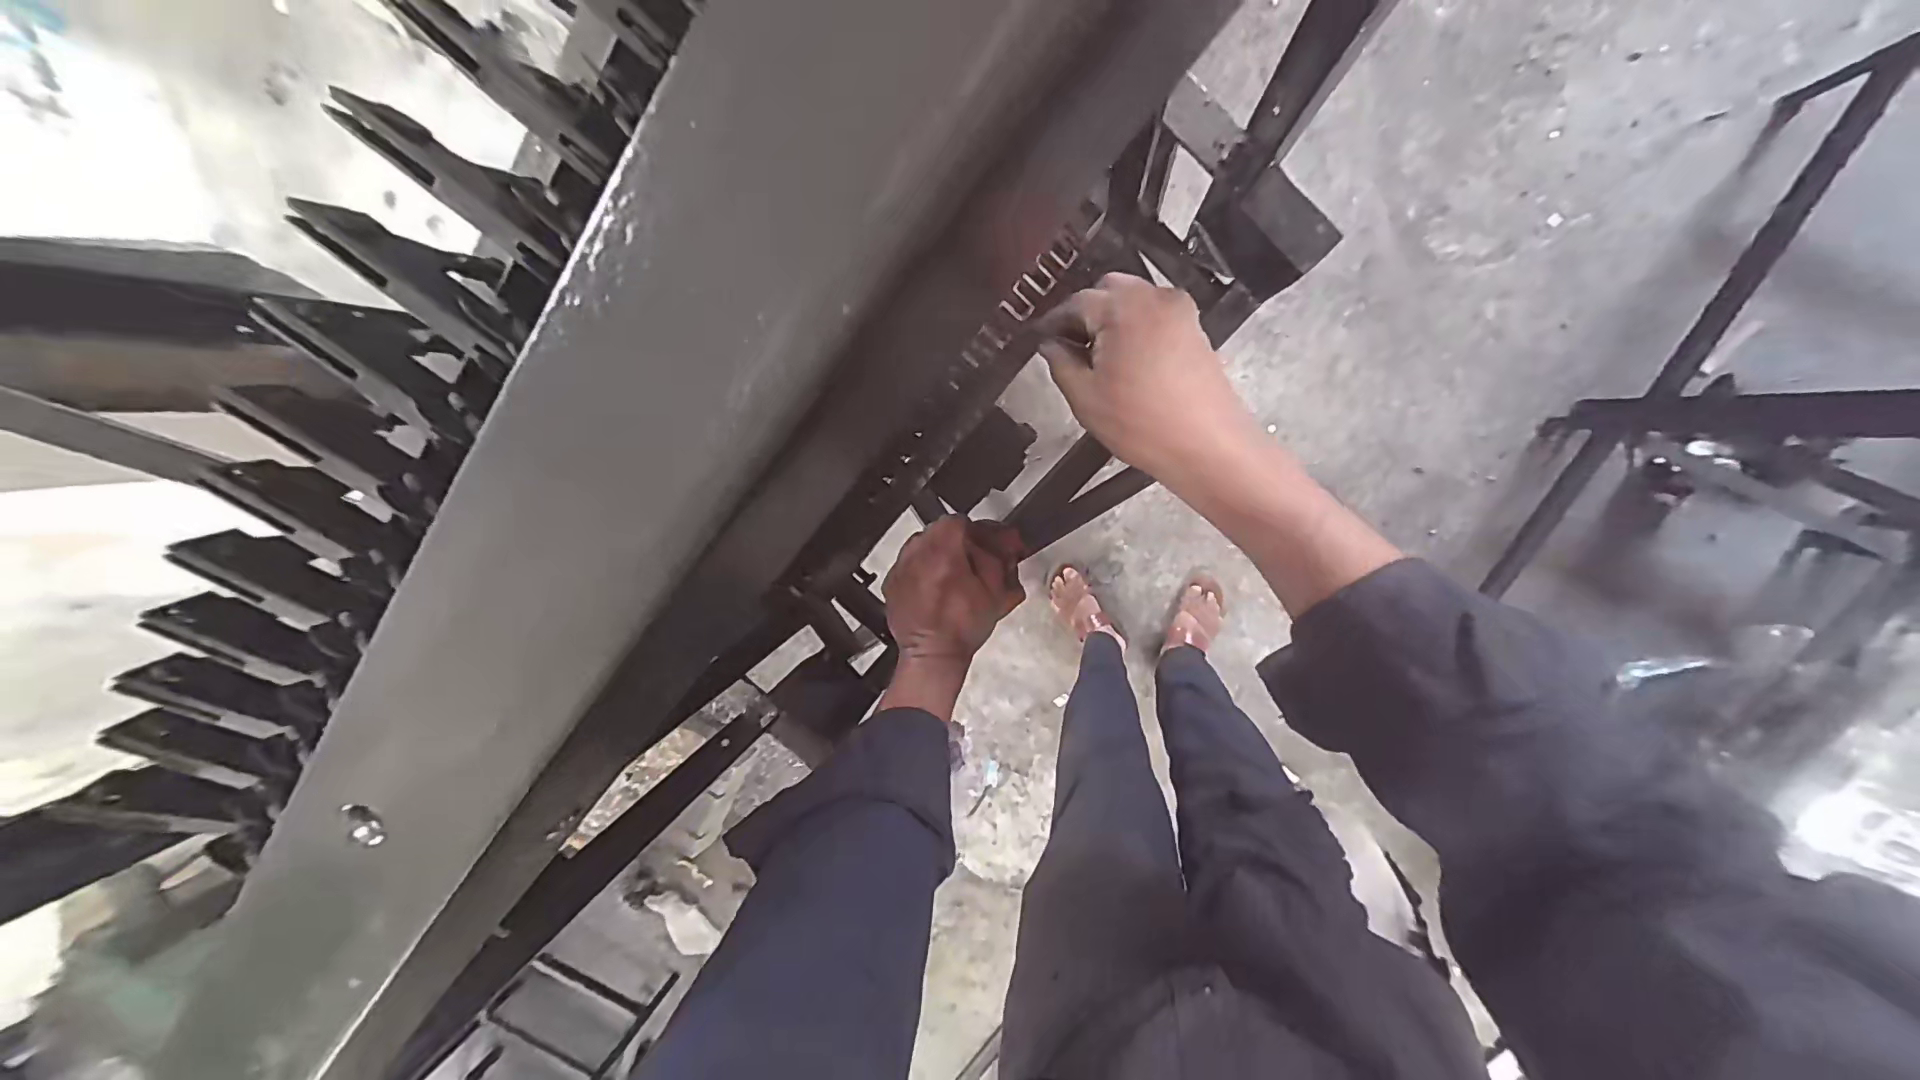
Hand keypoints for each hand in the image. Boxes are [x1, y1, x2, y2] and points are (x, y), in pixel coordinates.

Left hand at [882, 517, 1025, 665]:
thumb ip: (1001, 555)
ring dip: (943, 557)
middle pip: (943, 532)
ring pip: (926, 547)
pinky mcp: (892, 581)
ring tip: (957, 581)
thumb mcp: (997, 588)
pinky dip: (925, 572)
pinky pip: (912, 565)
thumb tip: (1006, 538)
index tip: (990, 548)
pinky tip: (939, 591)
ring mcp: (901, 565)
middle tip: (977, 566)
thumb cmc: (962, 626)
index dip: (982, 535)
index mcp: (943, 546)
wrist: (932, 654)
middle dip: (962, 545)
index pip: (964, 521)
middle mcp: (917, 550)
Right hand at [1035, 272, 1262, 484]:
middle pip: (1107, 291)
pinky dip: (1135, 330)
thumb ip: (1060, 363)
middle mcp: (1154, 297)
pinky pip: (1154, 316)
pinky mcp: (1194, 329)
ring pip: (1132, 301)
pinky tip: (1126, 364)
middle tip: (1068, 350)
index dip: (1053, 323)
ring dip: (1110, 321)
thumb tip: (1050, 345)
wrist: (1207, 445)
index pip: (1076, 302)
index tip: (1041, 340)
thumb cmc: (1142, 424)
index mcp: (1123, 307)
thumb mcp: (1085, 398)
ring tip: (1098, 360)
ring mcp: (1180, 311)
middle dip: (1084, 316)